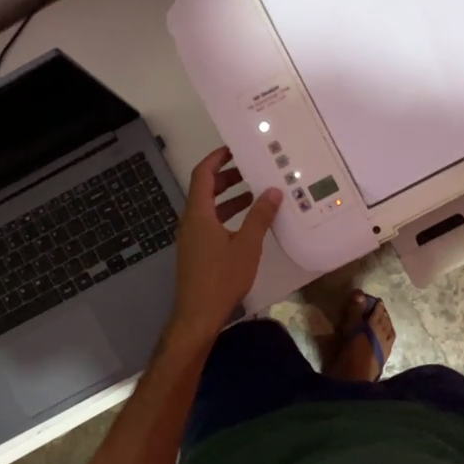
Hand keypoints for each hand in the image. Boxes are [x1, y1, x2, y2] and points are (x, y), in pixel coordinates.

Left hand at [169, 148, 281, 340]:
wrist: (199, 314)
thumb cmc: (222, 277)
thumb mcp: (247, 245)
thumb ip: (260, 216)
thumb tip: (273, 191)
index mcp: (198, 214)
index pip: (202, 175)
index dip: (216, 159)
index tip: (233, 148)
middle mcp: (191, 221)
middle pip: (205, 190)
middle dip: (227, 178)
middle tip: (251, 170)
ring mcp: (192, 238)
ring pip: (209, 209)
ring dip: (229, 198)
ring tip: (255, 194)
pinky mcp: (197, 253)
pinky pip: (211, 224)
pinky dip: (228, 216)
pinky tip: (248, 224)